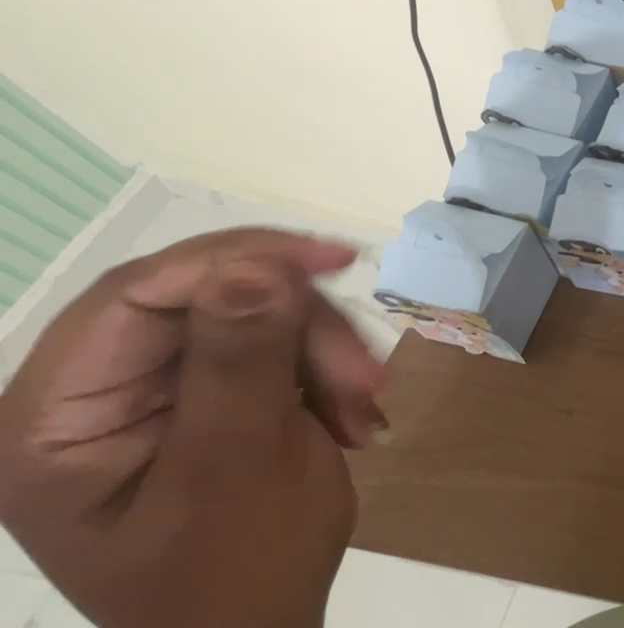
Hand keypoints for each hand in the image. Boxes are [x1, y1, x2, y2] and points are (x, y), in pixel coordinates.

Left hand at [0, 229, 385, 627]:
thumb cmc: (237, 567)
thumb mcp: (241, 465)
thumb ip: (240, 362)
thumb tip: (256, 266)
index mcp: (54, 418)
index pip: (136, 295)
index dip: (238, 259)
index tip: (338, 263)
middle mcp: (88, 396)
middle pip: (204, 300)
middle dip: (300, 324)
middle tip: (365, 372)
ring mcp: (147, 397)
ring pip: (252, 316)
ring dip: (323, 350)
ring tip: (364, 404)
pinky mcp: (200, 399)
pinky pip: (272, 345)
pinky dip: (324, 368)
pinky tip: (350, 411)